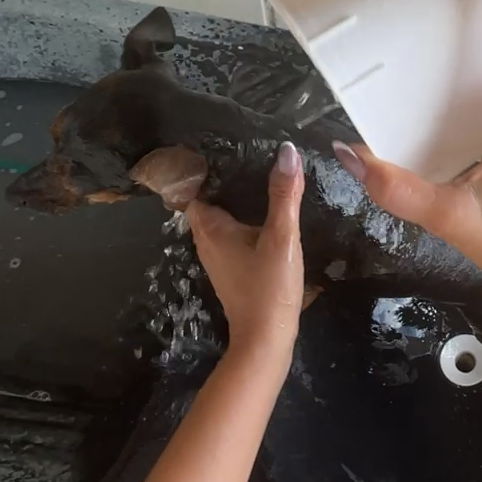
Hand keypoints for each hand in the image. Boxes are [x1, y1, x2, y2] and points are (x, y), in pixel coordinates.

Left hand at [187, 141, 305, 352]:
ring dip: (236, 199)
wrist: (267, 339)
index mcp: (211, 228)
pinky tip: (269, 212)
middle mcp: (207, 240)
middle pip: (209, 199)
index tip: (220, 142)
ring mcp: (219, 256)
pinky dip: (245, 218)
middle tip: (249, 151)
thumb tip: (287, 151)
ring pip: (223, 217)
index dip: (202, 165)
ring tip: (261, 174)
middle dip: (224, 178)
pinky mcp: (234, 267)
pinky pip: (234, 232)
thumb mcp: (282, 237)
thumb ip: (285, 194)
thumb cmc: (269, 287)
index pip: (193, 186)